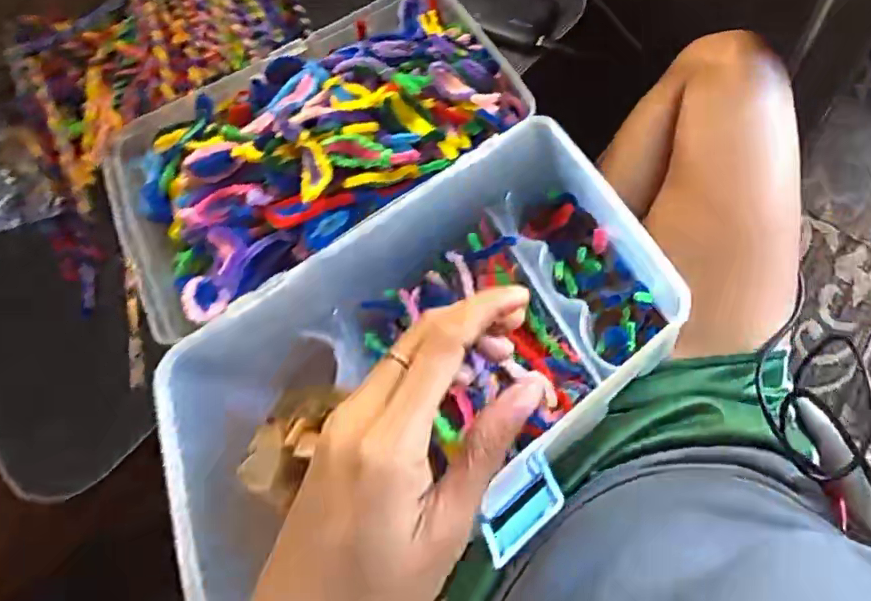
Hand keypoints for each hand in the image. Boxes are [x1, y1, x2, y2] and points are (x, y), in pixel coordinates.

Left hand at [253, 287, 547, 600]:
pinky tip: (458, 382)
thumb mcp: (445, 530)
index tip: (522, 298)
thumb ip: (486, 449)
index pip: (439, 344)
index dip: (483, 309)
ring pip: (404, 349)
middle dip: (472, 315)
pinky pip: (391, 374)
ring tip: (496, 355)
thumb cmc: (380, 593)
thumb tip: (532, 385)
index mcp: (387, 440)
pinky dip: (431, 360)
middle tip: (516, 325)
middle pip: (420, 334)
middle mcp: (357, 414)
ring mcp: (341, 420)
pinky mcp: (337, 430)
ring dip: (453, 336)